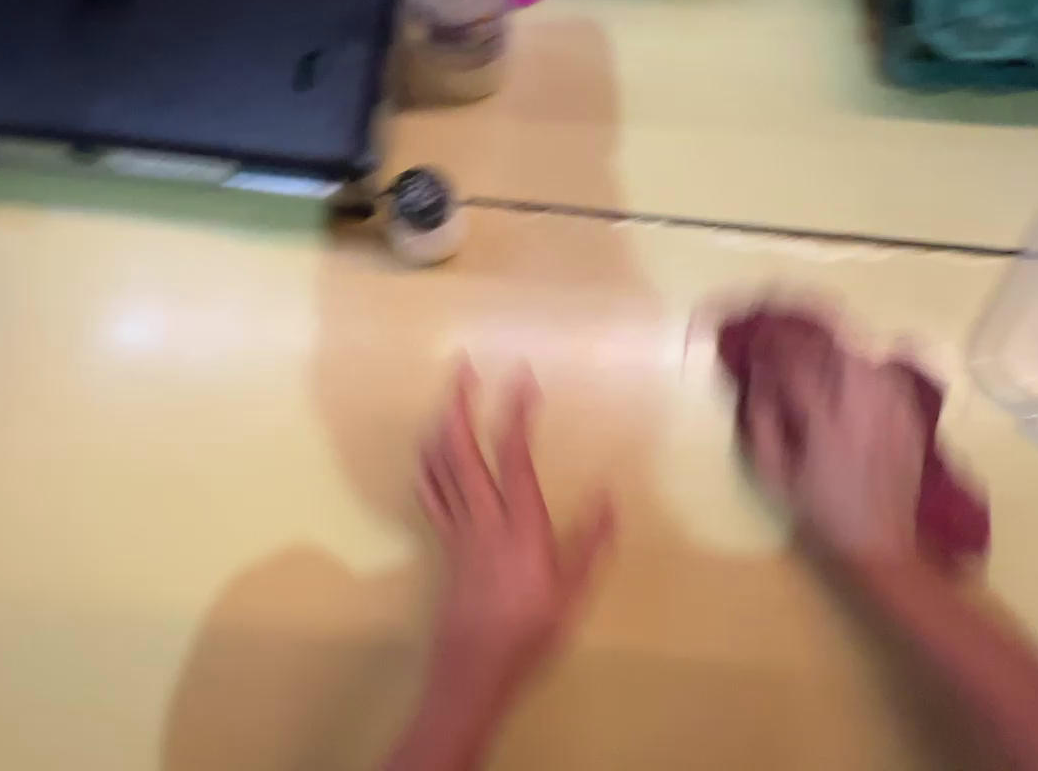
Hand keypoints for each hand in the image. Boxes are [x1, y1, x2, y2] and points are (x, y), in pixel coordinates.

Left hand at [417, 364, 616, 711]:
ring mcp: (455, 526)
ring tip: (447, 395)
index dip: (516, 411)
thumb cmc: (530, 631)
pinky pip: (429, 490)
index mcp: (518, 523)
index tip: (523, 377)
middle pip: (460, 447)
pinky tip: (428, 448)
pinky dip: (427, 461)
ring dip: (439, 423)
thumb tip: (610, 492)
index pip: (513, 453)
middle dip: (459, 401)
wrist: (473, 670)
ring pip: (437, 464)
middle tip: (463, 365)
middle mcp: (481, 515)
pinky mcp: (441, 540)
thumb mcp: (574, 592)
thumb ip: (591, 540)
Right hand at [745, 320, 926, 561]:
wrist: (881, 543)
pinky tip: (856, 371)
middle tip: (791, 334)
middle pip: (841, 354)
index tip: (757, 341)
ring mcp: (893, 417)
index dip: (774, 350)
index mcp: (826, 427)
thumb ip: (762, 424)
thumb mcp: (776, 475)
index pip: (797, 370)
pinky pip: (891, 380)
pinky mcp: (911, 423)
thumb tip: (757, 382)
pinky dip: (870, 367)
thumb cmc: (821, 510)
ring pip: (870, 362)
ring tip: (821, 348)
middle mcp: (864, 414)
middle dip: (812, 337)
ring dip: (841, 348)